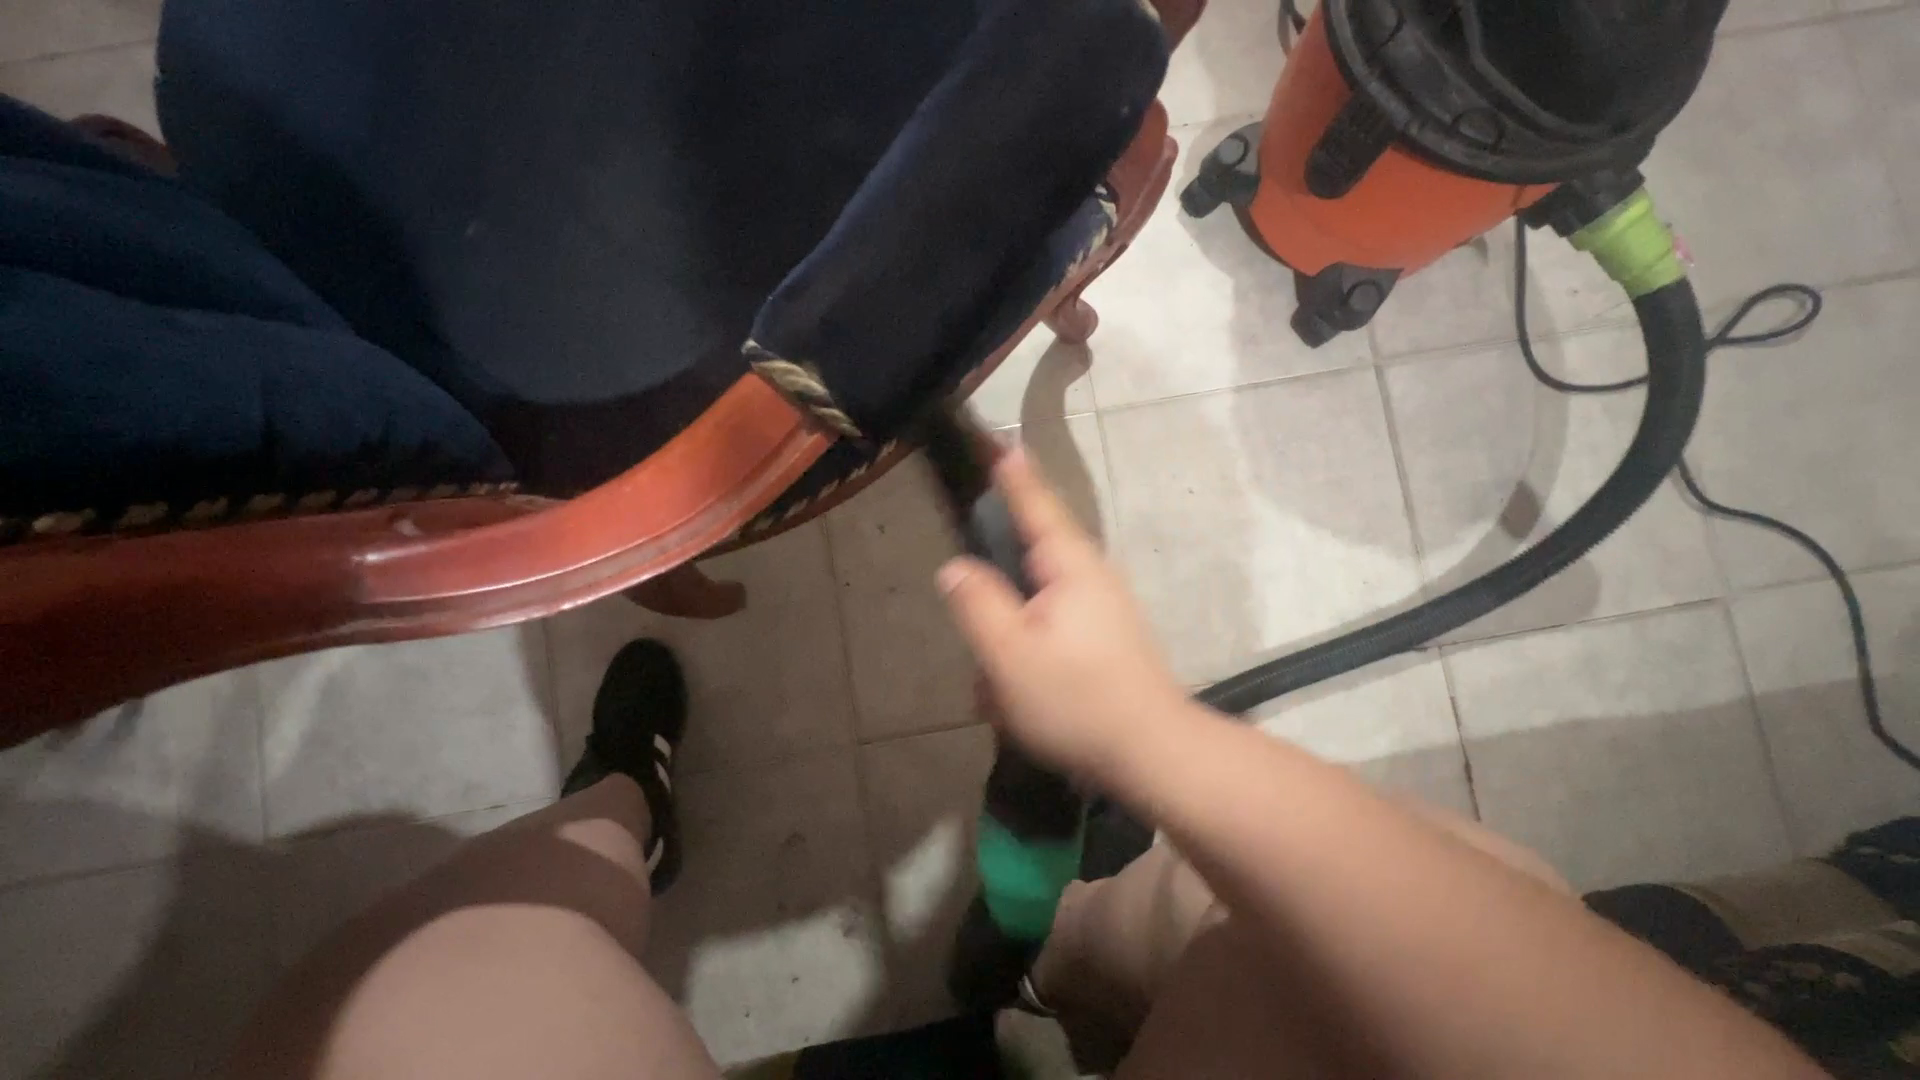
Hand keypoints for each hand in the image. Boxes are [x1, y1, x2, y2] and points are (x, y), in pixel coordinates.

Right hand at [937, 447, 1193, 780]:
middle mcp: (1090, 576)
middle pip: (1028, 561)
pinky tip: (1020, 705)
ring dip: (1009, 649)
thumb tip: (955, 567)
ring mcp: (1101, 610)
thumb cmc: (1076, 699)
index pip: (1034, 503)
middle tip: (981, 643)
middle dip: (996, 602)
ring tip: (1004, 698)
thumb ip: (977, 603)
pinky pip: (1049, 637)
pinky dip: (1027, 664)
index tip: (997, 438)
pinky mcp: (1103, 641)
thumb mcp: (1009, 654)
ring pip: (1034, 610)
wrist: (1152, 753)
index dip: (1011, 474)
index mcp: (1069, 565)